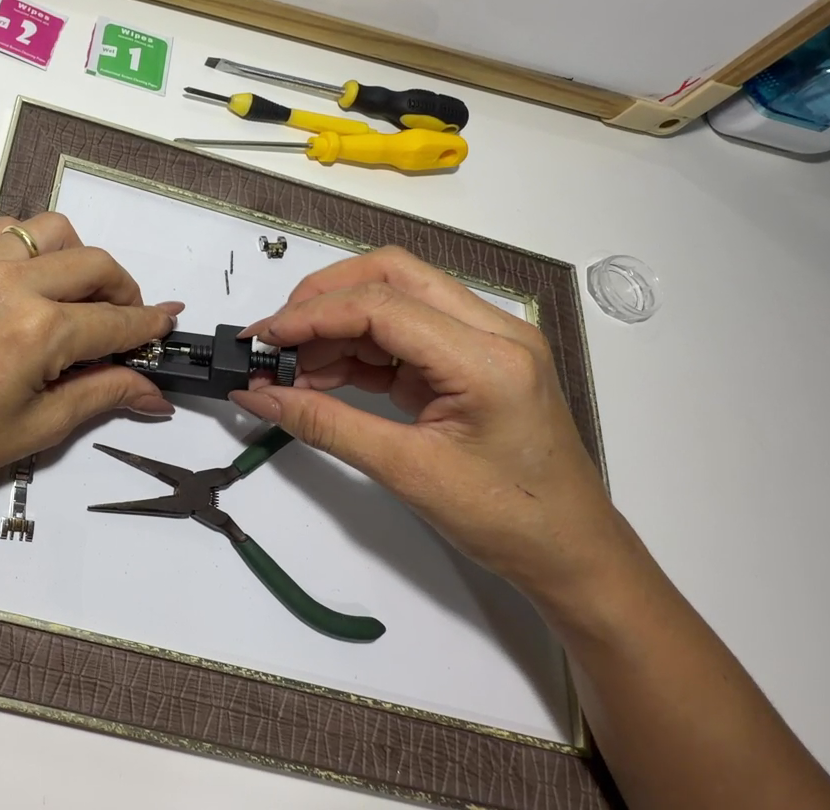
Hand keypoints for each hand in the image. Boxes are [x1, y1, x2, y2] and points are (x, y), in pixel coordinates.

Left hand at [0, 213, 180, 499]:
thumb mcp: (38, 426)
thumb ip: (102, 395)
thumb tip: (152, 392)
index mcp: (36, 330)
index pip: (114, 321)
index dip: (147, 326)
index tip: (165, 325)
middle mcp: (11, 283)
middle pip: (95, 264)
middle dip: (123, 291)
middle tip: (123, 321)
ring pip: (52, 231)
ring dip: (78, 257)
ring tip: (75, 296)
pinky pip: (7, 231)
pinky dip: (32, 246)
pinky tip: (29, 283)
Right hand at [231, 246, 629, 604]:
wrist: (573, 554)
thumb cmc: (506, 520)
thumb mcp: (404, 471)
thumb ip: (323, 424)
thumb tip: (256, 396)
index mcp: (487, 359)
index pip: (380, 305)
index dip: (310, 315)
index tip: (260, 340)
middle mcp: (493, 331)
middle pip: (390, 275)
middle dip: (322, 298)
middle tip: (275, 338)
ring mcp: (485, 340)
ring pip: (393, 297)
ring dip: (335, 325)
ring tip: (290, 369)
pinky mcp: (471, 357)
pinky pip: (402, 332)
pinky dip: (356, 347)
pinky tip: (321, 377)